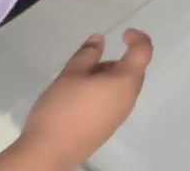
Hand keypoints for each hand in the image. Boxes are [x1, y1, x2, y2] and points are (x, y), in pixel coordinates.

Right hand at [4, 31, 151, 169]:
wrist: (46, 156)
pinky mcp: (108, 129)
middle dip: (113, 64)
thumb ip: (87, 54)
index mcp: (127, 80)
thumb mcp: (70, 76)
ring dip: (106, 81)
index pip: (143, 51)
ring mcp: (121, 115)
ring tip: (76, 87)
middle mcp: (131, 96)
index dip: (138, 38)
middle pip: (131, 70)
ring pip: (121, 88)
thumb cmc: (60, 111)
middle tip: (86, 67)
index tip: (124, 33)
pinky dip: (102, 96)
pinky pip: (113, 104)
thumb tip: (99, 39)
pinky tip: (77, 105)